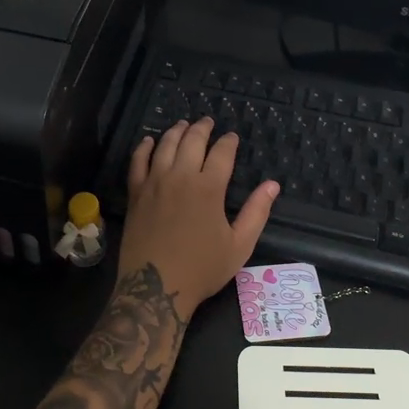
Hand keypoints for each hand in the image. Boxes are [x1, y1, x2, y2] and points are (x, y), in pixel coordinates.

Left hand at [119, 118, 278, 319]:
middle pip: (192, 141)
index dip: (228, 142)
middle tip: (207, 121)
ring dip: (176, 131)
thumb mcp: (239, 246)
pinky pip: (138, 161)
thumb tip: (272, 185)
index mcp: (209, 188)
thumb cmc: (202, 269)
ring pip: (165, 145)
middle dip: (202, 128)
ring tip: (183, 125)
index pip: (221, 153)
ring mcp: (155, 183)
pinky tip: (150, 141)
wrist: (156, 287)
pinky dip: (144, 147)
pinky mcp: (136, 193)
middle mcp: (181, 177)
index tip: (232, 137)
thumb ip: (257, 212)